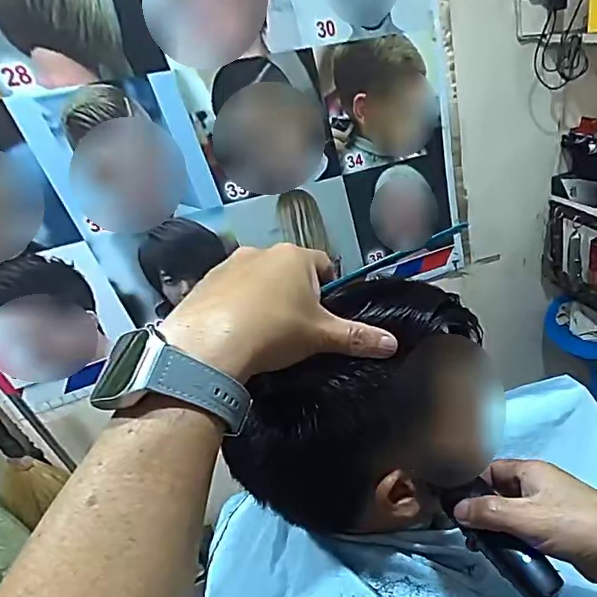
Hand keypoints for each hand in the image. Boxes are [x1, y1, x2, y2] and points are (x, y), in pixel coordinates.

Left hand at [162, 245, 396, 378]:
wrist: (208, 345)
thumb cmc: (276, 331)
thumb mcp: (322, 337)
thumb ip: (358, 338)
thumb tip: (393, 344)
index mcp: (295, 256)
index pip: (324, 264)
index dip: (330, 289)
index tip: (326, 314)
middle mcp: (261, 250)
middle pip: (290, 270)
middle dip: (297, 293)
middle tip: (300, 326)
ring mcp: (228, 263)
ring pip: (259, 279)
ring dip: (266, 298)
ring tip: (268, 331)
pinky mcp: (203, 281)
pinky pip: (231, 291)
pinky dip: (238, 305)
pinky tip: (240, 331)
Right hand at [452, 460, 596, 584]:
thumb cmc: (572, 525)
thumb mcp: (525, 517)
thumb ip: (489, 512)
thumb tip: (456, 509)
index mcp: (532, 470)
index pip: (490, 469)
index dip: (469, 484)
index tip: (451, 506)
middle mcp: (539, 482)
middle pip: (499, 490)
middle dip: (481, 510)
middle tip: (467, 534)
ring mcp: (549, 504)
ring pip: (511, 511)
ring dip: (496, 527)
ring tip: (483, 547)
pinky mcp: (556, 526)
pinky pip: (525, 527)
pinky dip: (513, 536)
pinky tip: (505, 553)